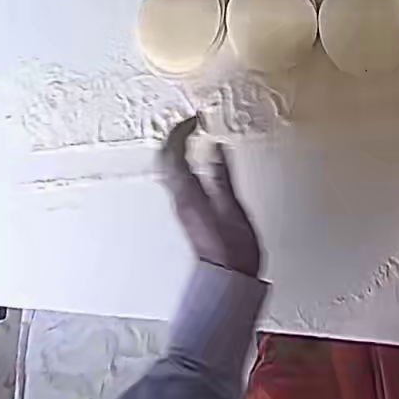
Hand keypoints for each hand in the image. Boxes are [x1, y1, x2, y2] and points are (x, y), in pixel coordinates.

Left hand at [158, 115, 261, 277]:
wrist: (227, 280)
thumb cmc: (233, 248)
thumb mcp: (232, 206)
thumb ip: (222, 175)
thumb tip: (216, 146)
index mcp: (188, 194)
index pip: (173, 154)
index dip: (182, 131)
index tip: (196, 118)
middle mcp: (180, 198)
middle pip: (165, 160)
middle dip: (176, 136)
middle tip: (193, 122)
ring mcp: (182, 206)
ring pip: (169, 169)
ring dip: (178, 148)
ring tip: (194, 135)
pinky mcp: (188, 211)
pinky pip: (177, 178)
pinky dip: (184, 161)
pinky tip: (197, 161)